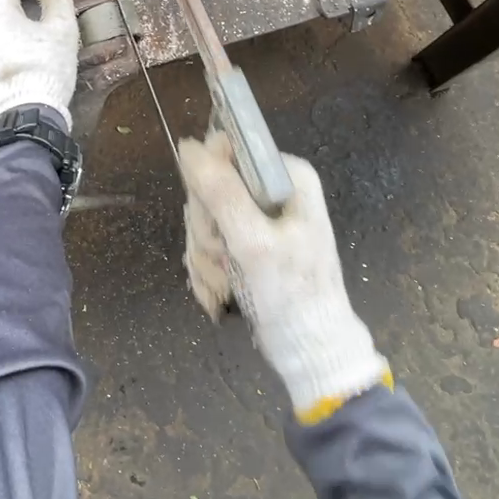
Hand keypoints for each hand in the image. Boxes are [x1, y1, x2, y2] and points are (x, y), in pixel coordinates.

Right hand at [180, 131, 390, 421]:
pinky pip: (209, 238)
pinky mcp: (248, 239)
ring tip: (227, 280)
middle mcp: (274, 187)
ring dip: (207, 254)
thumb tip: (188, 146)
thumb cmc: (291, 296)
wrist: (310, 352)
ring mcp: (260, 214)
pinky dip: (210, 266)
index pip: (223, 154)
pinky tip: (222, 288)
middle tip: (224, 259)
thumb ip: (222, 192)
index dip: (209, 189)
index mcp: (286, 175)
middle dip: (207, 231)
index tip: (217, 227)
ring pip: (204, 216)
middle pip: (209, 188)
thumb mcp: (253, 242)